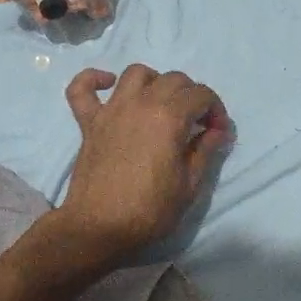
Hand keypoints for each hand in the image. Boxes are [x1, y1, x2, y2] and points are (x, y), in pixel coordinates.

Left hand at [57, 64, 230, 261]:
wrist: (101, 228)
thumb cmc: (150, 211)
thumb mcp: (190, 185)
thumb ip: (205, 151)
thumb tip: (218, 130)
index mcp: (170, 117)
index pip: (201, 95)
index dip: (216, 110)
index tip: (218, 132)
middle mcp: (141, 103)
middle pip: (173, 79)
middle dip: (191, 95)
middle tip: (196, 123)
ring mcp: (111, 110)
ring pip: (135, 73)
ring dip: (154, 81)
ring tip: (160, 103)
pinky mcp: (89, 122)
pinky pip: (81, 89)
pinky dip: (92, 80)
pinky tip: (107, 85)